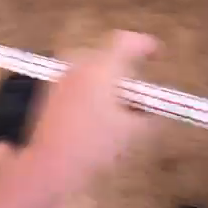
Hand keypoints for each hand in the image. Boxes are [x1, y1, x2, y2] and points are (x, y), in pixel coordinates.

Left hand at [23, 31, 155, 193]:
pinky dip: (91, 86)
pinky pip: (77, 78)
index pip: (125, 42)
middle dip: (125, 67)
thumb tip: (156, 108)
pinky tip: (97, 110)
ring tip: (119, 102)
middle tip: (138, 88)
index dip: (145, 45)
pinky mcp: (49, 91)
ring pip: (90, 66)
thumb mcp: (131, 133)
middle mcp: (78, 64)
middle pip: (107, 54)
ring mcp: (61, 76)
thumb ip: (149, 115)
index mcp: (100, 68)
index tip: (158, 54)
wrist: (48, 165)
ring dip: (107, 77)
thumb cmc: (94, 146)